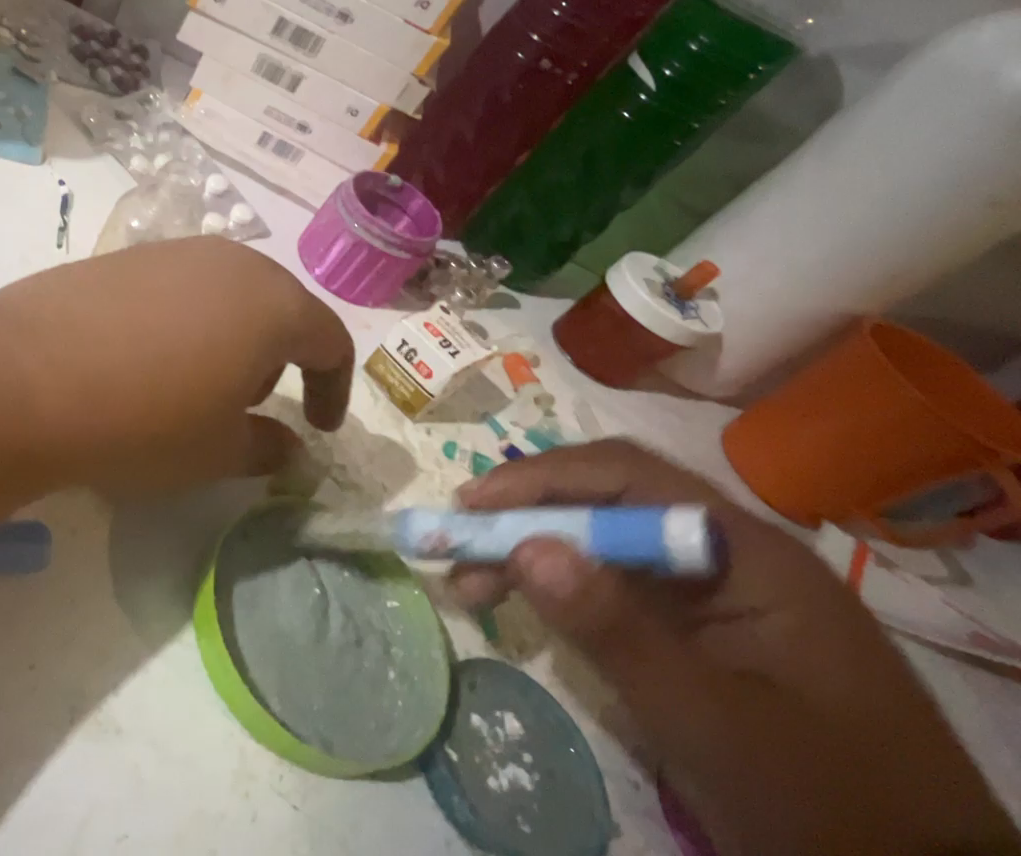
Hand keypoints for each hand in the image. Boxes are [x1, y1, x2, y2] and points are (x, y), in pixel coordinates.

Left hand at [0, 237, 353, 489]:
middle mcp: (225, 262)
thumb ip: (266, 447)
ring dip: (223, 337)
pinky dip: (173, 324)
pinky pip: (166, 289)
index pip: (329, 341)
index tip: (318, 427)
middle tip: (247, 406)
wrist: (20, 380)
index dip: (333, 389)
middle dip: (274, 359)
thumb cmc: (143, 422)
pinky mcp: (112, 258)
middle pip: (274, 307)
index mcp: (271, 304)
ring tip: (188, 385)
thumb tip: (288, 446)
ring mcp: (164, 252)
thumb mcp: (216, 452)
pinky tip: (134, 362)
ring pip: (218, 293)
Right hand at [450, 440, 1018, 855]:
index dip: (542, 479)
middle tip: (456, 546)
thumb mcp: (706, 717)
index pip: (629, 478)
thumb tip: (524, 545)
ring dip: (535, 553)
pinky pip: (620, 591)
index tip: (470, 505)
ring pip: (608, 547)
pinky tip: (524, 605)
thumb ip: (614, 627)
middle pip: (611, 504)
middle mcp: (728, 557)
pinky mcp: (702, 635)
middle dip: (527, 516)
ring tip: (471, 584)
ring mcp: (716, 597)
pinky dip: (562, 591)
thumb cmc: (816, 794)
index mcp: (747, 555)